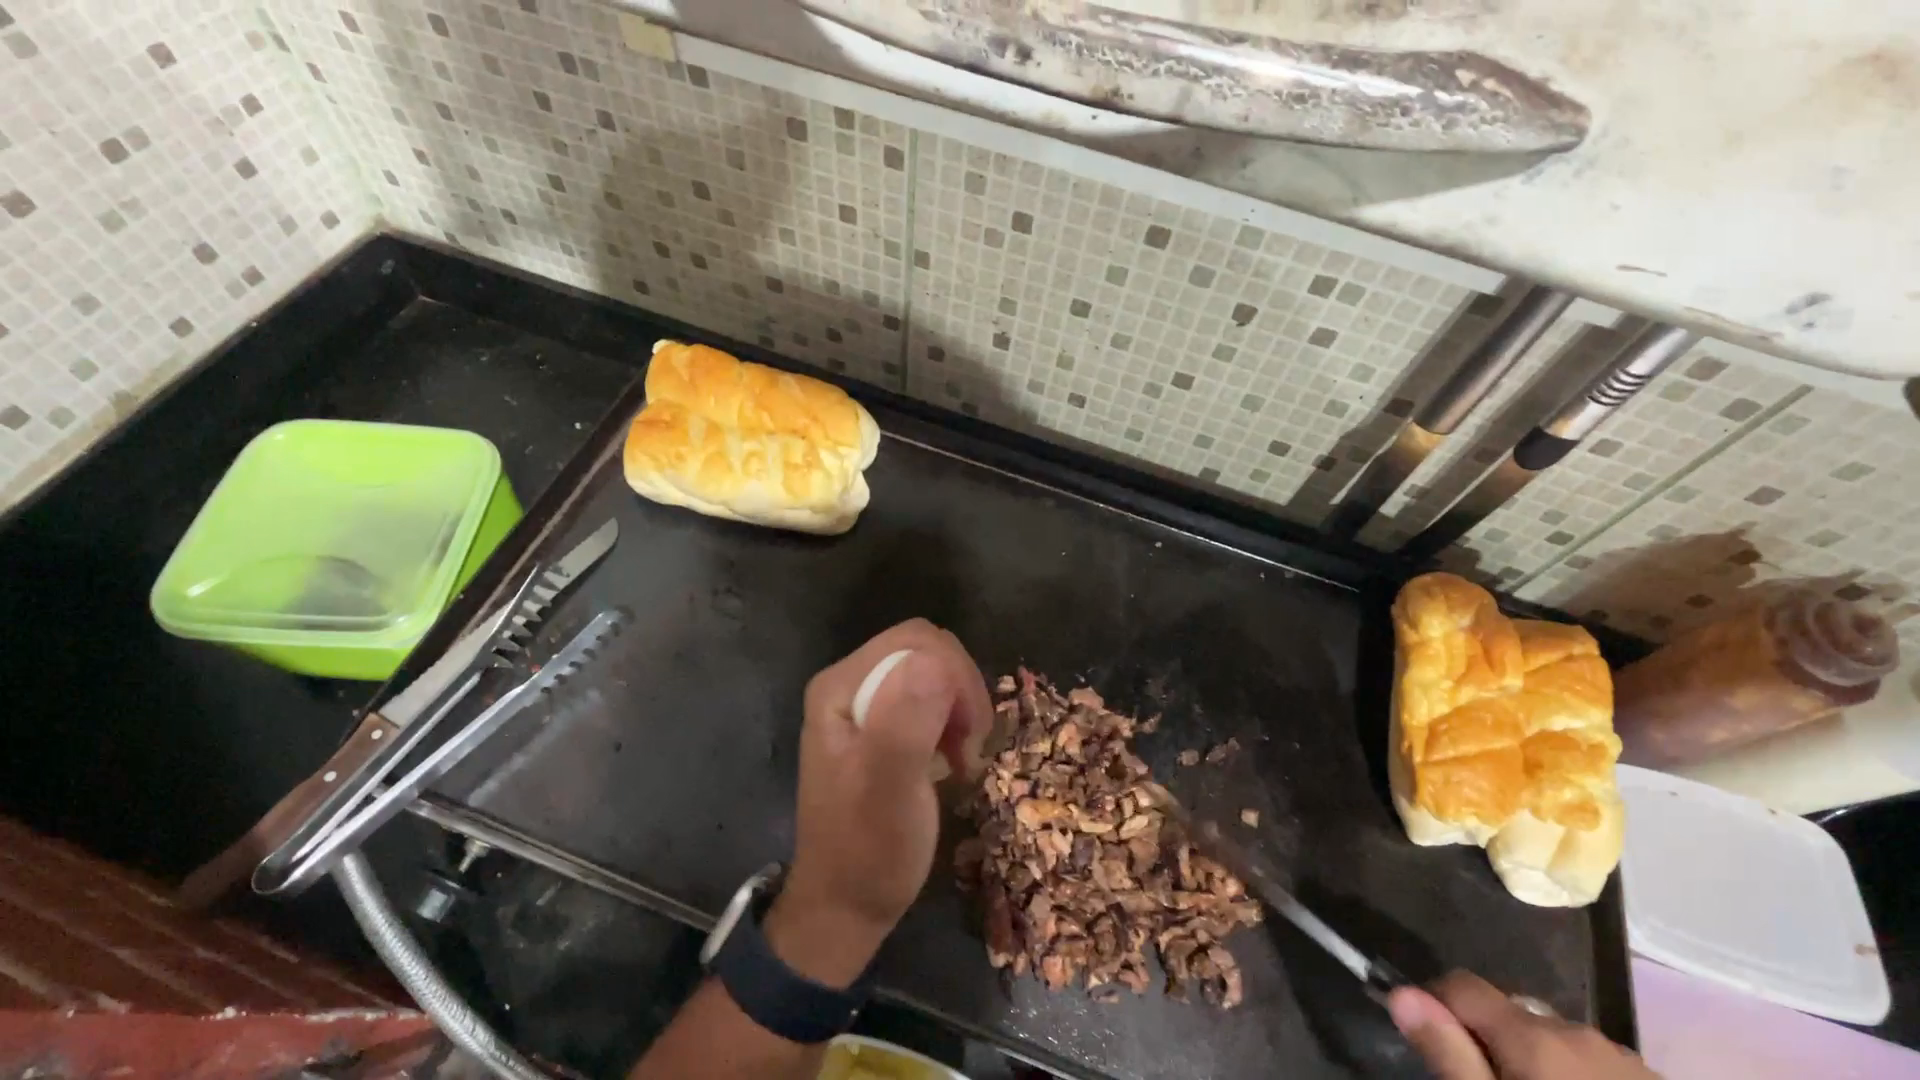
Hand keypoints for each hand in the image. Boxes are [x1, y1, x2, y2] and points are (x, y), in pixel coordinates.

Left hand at [768, 619, 992, 987]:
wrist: (843, 907)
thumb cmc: (867, 852)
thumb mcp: (889, 790)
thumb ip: (906, 723)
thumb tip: (935, 661)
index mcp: (840, 688)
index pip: (916, 641)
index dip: (955, 676)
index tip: (970, 732)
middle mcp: (848, 686)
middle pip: (925, 651)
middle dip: (961, 691)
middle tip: (971, 745)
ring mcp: (863, 708)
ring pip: (932, 675)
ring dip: (960, 709)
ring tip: (963, 757)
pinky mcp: (881, 730)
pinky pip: (929, 701)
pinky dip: (952, 723)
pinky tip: (952, 760)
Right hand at [1389, 972, 1659, 1079]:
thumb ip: (1449, 1055)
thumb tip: (1402, 993)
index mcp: (1533, 1035)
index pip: (1462, 985)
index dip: (1433, 1002)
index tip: (1426, 1040)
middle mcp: (1578, 1033)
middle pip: (1511, 1013)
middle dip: (1487, 1039)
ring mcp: (1625, 1059)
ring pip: (1555, 1040)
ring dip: (1534, 1060)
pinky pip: (1596, 1066)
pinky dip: (1574, 1079)